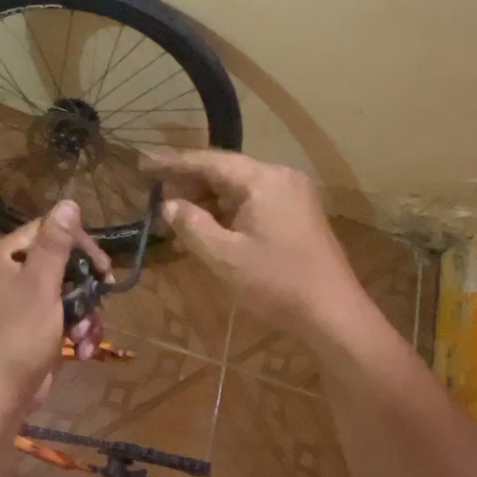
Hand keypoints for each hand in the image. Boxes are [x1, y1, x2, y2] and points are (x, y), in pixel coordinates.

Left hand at [0, 200, 110, 418]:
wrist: (2, 395)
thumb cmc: (19, 336)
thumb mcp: (41, 285)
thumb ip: (55, 244)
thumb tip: (68, 201)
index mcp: (8, 255)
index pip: (51, 229)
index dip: (80, 244)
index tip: (102, 266)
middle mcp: (13, 271)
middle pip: (65, 261)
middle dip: (87, 286)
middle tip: (103, 297)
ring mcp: (24, 300)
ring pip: (70, 290)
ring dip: (87, 312)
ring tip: (86, 335)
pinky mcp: (35, 325)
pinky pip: (65, 314)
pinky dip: (78, 329)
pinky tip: (83, 348)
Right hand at [144, 148, 370, 342]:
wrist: (334, 315)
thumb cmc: (276, 283)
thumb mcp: (224, 256)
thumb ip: (192, 225)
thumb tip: (169, 204)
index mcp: (263, 179)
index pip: (209, 161)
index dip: (172, 162)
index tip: (142, 162)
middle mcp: (280, 178)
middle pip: (225, 172)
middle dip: (188, 184)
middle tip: (153, 196)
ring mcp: (292, 196)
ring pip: (238, 190)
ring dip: (205, 201)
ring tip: (172, 216)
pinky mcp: (297, 216)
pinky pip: (252, 203)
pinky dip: (226, 213)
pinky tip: (203, 230)